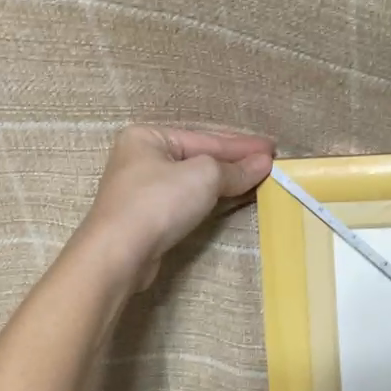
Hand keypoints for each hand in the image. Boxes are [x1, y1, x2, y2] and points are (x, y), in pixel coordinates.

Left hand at [71, 125, 275, 289]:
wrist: (119, 254)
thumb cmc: (158, 202)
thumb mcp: (204, 176)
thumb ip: (235, 168)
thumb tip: (264, 163)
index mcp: (147, 136)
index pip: (205, 137)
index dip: (241, 144)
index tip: (272, 148)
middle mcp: (140, 157)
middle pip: (198, 155)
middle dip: (234, 159)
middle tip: (269, 160)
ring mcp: (141, 189)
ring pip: (192, 178)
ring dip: (224, 178)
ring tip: (256, 177)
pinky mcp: (146, 217)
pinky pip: (186, 198)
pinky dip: (209, 196)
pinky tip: (229, 197)